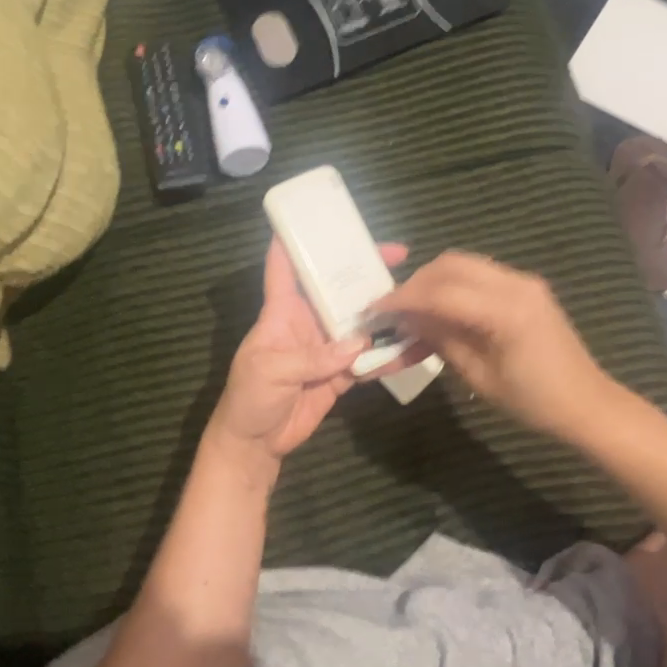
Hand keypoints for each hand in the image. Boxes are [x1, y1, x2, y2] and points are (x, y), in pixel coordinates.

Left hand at [204, 237, 410, 470]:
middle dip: (364, 272)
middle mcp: (307, 323)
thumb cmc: (249, 398)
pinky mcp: (341, 375)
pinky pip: (369, 360)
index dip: (296, 241)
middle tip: (398, 256)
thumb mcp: (271, 370)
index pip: (285, 268)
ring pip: (360, 323)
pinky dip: (391, 356)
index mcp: (281, 312)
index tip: (325, 222)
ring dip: (386, 314)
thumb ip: (313, 357)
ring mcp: (326, 349)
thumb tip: (357, 343)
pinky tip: (417, 348)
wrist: (255, 444)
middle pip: (337, 289)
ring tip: (418, 299)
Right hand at [370, 251, 612, 436]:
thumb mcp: (479, 377)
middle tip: (393, 308)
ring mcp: (524, 281)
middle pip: (450, 265)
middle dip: (416, 283)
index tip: (375, 310)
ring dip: (433, 280)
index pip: (441, 293)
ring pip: (464, 264)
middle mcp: (515, 285)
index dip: (404, 299)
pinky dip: (453, 284)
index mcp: (505, 311)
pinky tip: (441, 308)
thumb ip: (442, 340)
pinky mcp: (526, 287)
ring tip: (413, 308)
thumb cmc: (534, 401)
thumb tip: (406, 320)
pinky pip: (480, 274)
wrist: (587, 402)